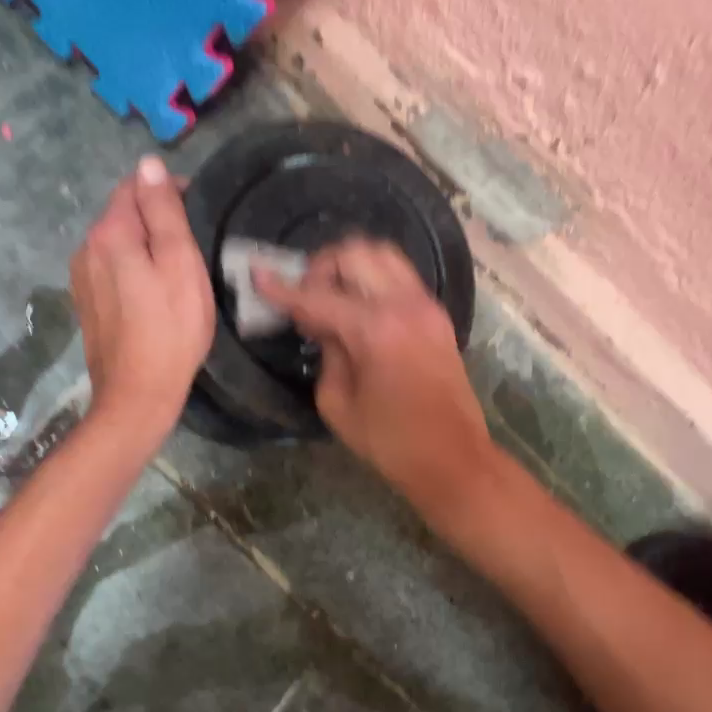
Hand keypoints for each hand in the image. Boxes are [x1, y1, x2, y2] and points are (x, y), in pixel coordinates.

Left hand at [70, 157, 213, 431]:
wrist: (138, 394)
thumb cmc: (171, 326)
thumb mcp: (180, 262)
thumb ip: (164, 210)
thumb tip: (148, 163)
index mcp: (110, 232)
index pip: (135, 186)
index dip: (168, 191)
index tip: (199, 213)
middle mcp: (87, 247)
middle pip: (124, 213)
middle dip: (157, 217)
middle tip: (195, 245)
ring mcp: (82, 277)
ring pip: (119, 241)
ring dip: (146, 244)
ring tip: (178, 269)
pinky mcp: (86, 301)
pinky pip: (113, 267)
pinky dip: (134, 267)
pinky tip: (155, 292)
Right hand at [254, 238, 494, 499]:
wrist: (453, 458)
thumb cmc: (391, 442)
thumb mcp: (337, 403)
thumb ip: (326, 352)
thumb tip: (324, 325)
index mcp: (375, 329)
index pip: (318, 296)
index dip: (282, 288)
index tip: (257, 274)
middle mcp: (403, 304)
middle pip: (355, 254)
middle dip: (321, 267)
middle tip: (305, 296)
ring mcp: (425, 304)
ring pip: (382, 254)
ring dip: (351, 266)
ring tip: (332, 296)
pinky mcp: (437, 313)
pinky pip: (399, 275)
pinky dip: (373, 278)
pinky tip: (358, 307)